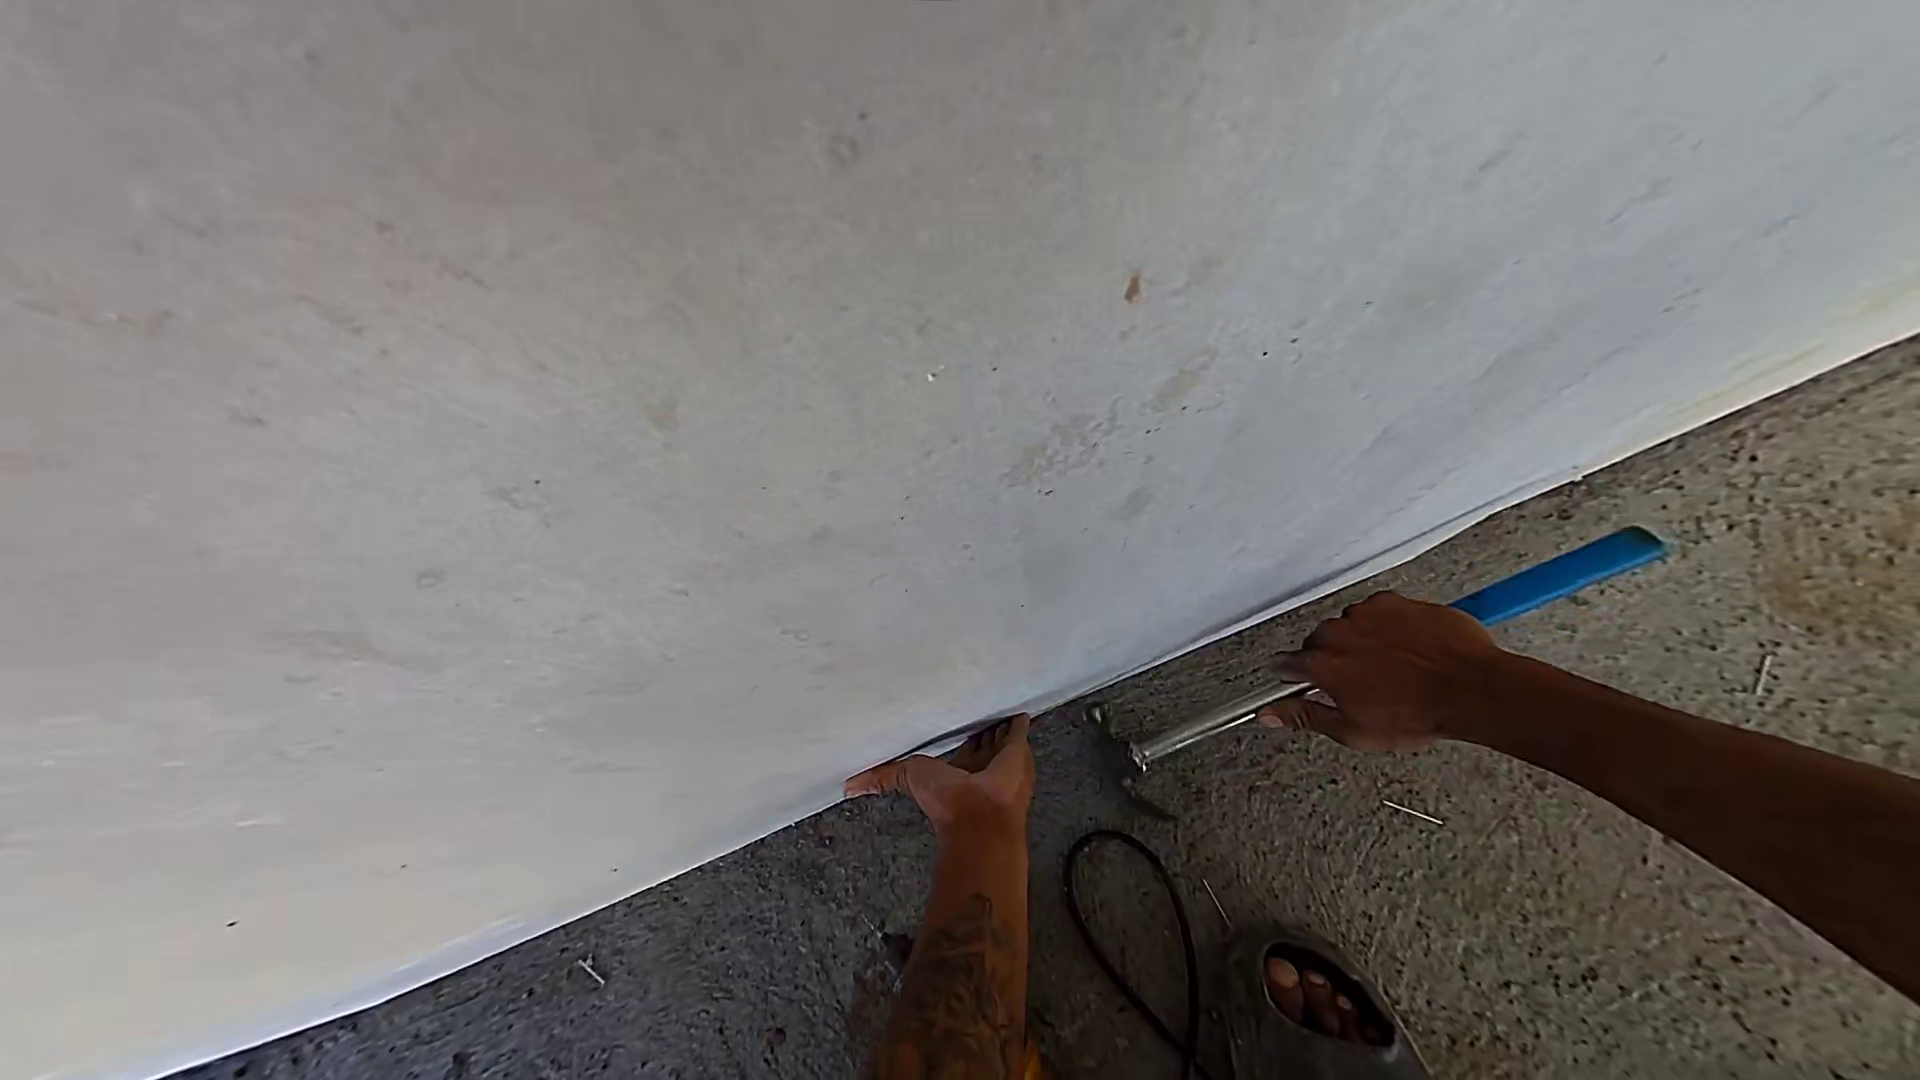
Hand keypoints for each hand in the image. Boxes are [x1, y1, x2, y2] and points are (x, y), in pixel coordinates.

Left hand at [844, 714, 1034, 835]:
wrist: (980, 814)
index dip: (954, 734)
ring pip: (1000, 736)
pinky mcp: (1018, 749)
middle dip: (980, 727)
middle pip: (980, 742)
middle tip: (978, 701)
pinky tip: (1020, 708)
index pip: (957, 750)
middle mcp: (979, 765)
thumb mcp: (906, 778)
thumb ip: (882, 777)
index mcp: (957, 770)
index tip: (950, 714)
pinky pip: (1020, 730)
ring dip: (998, 722)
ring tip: (997, 699)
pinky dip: (1021, 721)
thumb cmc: (945, 801)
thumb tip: (845, 786)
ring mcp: (1000, 759)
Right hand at [1257, 591, 1502, 751]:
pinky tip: (1404, 647)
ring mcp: (1363, 615)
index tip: (1302, 680)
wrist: (1473, 689)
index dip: (1294, 675)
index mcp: (1320, 665)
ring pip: (1347, 626)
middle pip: (1318, 643)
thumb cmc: (1419, 712)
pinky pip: (1376, 611)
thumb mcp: (1352, 730)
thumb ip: (1303, 716)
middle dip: (1333, 659)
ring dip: (1359, 640)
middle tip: (1360, 681)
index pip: (1285, 664)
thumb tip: (1268, 714)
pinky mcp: (1391, 602)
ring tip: (1389, 664)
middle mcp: (1335, 634)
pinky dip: (1385, 625)